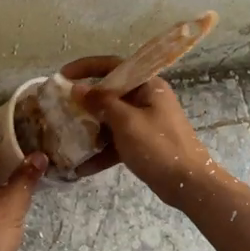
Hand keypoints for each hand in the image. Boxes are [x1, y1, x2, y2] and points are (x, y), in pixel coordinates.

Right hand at [63, 57, 222, 198]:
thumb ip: (101, 102)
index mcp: (147, 86)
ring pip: (110, 120)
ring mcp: (144, 123)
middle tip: (60, 109)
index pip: (113, 66)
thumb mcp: (126, 122)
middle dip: (84, 103)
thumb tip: (78, 88)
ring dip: (90, 130)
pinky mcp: (143, 144)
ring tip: (66, 139)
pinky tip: (82, 168)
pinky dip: (102, 153)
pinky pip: (117, 142)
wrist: (189, 184)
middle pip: (109, 94)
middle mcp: (146, 99)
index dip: (86, 67)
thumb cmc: (159, 147)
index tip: (63, 75)